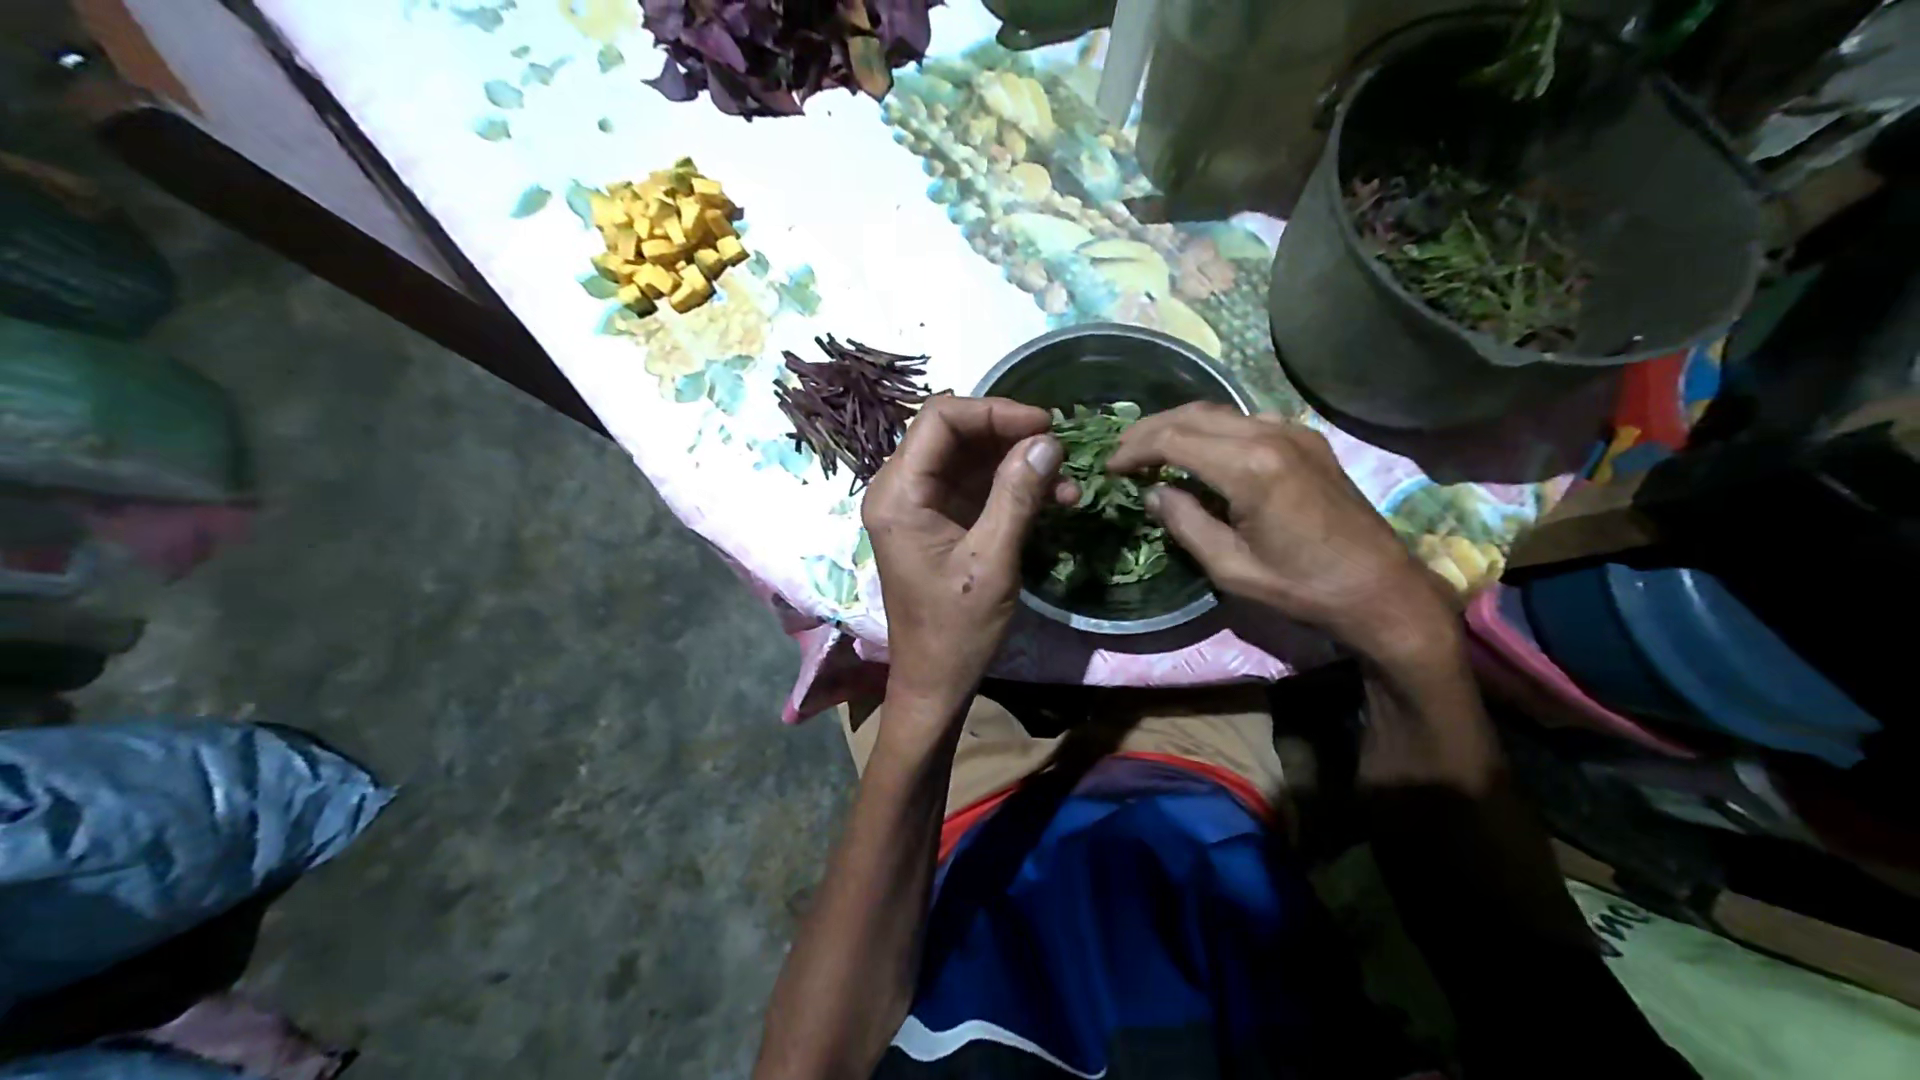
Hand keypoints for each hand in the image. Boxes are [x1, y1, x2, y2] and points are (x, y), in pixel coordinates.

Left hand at [863, 396, 1064, 712]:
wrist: (936, 679)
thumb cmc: (956, 628)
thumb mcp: (992, 561)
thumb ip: (1017, 496)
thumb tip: (1048, 441)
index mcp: (899, 493)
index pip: (940, 420)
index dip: (994, 411)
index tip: (1044, 424)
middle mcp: (903, 489)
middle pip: (956, 433)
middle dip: (1011, 435)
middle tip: (1060, 448)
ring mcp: (923, 504)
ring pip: (973, 457)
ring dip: (1020, 463)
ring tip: (1067, 482)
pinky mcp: (944, 519)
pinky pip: (980, 486)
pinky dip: (1016, 487)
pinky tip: (1056, 500)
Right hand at [1106, 404, 1455, 663]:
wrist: (1379, 587)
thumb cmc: (1301, 587)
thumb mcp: (1230, 567)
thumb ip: (1185, 523)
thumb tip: (1154, 493)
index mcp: (1250, 468)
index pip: (1174, 439)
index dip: (1135, 450)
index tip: (1111, 468)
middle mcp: (1271, 436)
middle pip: (1193, 415)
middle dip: (1150, 430)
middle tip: (1122, 453)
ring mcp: (1293, 433)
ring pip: (1219, 412)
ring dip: (1179, 426)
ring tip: (1152, 450)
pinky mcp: (1307, 440)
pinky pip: (1246, 420)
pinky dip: (1212, 429)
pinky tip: (1200, 452)